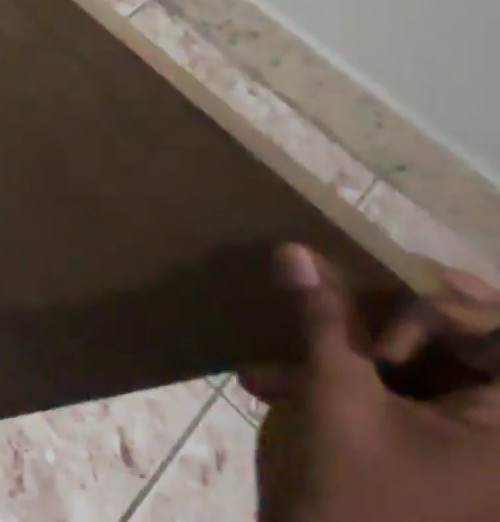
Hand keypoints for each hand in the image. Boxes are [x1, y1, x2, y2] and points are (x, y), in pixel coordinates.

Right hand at [241, 245, 499, 521]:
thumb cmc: (352, 491)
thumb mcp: (333, 398)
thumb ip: (323, 322)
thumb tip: (298, 251)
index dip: (441, 300)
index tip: (369, 299)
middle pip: (461, 346)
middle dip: (375, 323)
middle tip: (315, 310)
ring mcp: (469, 453)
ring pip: (418, 371)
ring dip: (342, 353)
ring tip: (274, 359)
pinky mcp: (431, 461)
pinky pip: (396, 400)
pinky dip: (339, 385)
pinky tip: (274, 387)